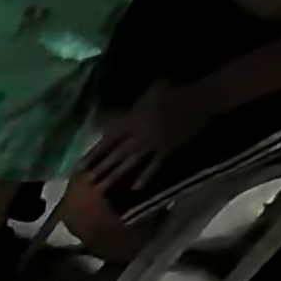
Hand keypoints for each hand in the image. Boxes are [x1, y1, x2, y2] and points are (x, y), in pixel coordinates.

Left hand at [80, 81, 215, 191]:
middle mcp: (138, 135)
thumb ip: (130, 106)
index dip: (92, 154)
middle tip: (85, 184)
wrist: (202, 98)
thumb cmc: (174, 91)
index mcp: (131, 121)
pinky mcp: (168, 150)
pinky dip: (145, 177)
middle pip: (115, 155)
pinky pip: (154, 166)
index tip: (78, 167)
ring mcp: (153, 144)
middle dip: (100, 169)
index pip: (107, 141)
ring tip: (101, 189)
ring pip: (130, 163)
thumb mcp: (147, 93)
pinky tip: (135, 189)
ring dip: (115, 176)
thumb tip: (111, 114)